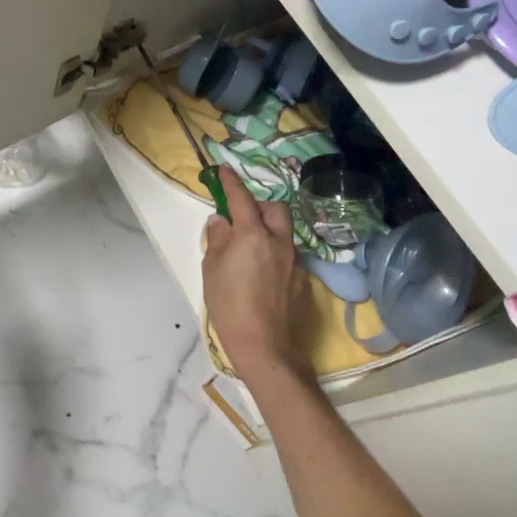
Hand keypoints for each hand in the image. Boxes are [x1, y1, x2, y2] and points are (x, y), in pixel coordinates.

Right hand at [202, 166, 311, 380]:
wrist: (266, 347)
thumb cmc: (229, 306)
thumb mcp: (211, 270)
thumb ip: (217, 240)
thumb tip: (221, 222)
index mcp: (253, 235)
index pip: (242, 199)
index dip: (231, 183)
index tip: (224, 170)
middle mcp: (279, 242)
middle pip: (276, 209)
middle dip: (260, 206)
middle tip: (242, 219)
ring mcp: (296, 261)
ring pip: (285, 233)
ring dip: (269, 231)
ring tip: (252, 250)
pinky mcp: (304, 280)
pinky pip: (290, 255)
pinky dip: (276, 255)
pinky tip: (264, 275)